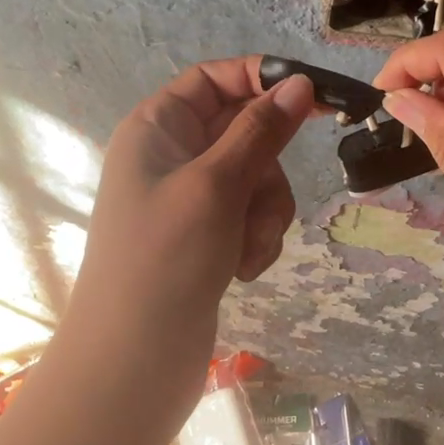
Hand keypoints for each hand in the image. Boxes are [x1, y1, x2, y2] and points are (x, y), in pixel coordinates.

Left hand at [63, 59, 313, 391]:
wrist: (130, 366)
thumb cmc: (164, 258)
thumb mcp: (215, 185)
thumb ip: (261, 131)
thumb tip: (299, 82)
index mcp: (156, 126)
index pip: (214, 78)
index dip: (261, 78)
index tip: (313, 93)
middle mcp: (170, 153)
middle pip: (243, 130)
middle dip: (265, 167)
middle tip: (263, 199)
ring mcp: (187, 197)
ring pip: (256, 176)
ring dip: (263, 211)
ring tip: (245, 247)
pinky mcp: (204, 236)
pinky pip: (250, 215)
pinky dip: (255, 238)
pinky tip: (240, 270)